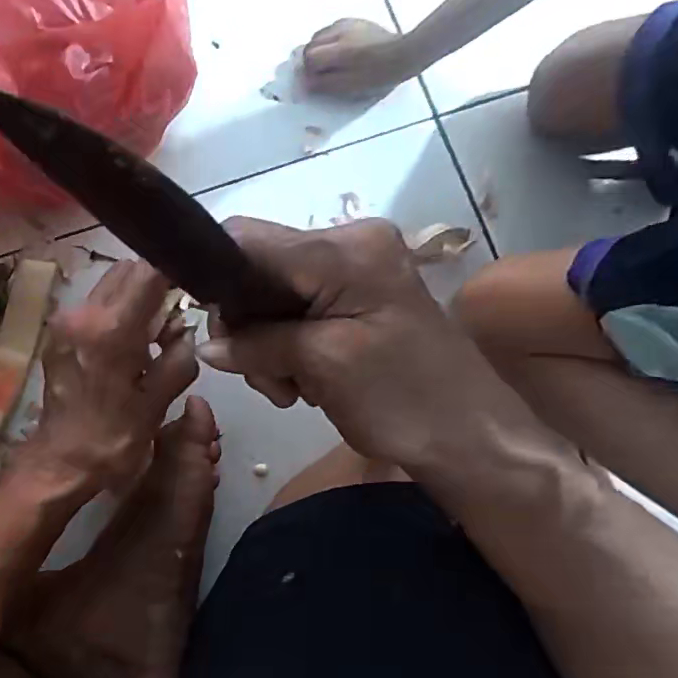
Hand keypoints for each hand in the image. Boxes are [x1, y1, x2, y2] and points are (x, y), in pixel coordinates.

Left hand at [17, 260, 197, 495]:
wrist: (61, 461)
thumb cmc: (112, 438)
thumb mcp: (158, 403)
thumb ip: (178, 356)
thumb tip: (184, 330)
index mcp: (110, 330)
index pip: (148, 273)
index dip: (174, 273)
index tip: (193, 285)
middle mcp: (82, 315)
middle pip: (127, 271)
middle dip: (154, 285)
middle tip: (172, 319)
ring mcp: (64, 322)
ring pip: (109, 284)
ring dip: (134, 298)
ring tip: (151, 335)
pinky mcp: (57, 333)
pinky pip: (94, 305)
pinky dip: (115, 312)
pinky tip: (127, 344)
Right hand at [198, 217, 535, 467]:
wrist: (471, 438)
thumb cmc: (404, 399)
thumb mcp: (321, 364)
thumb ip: (256, 343)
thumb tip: (206, 346)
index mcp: (344, 249)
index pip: (246, 238)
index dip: (215, 276)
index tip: (210, 328)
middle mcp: (347, 244)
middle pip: (254, 269)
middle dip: (245, 324)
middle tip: (260, 374)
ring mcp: (351, 270)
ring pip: (267, 296)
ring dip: (263, 344)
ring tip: (288, 387)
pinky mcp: (352, 297)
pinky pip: (290, 312)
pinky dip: (282, 347)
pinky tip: (301, 380)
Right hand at [302, 19, 422, 95]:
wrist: (404, 54)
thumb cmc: (377, 74)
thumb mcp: (349, 85)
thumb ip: (323, 83)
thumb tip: (304, 81)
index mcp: (339, 49)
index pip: (309, 56)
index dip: (309, 70)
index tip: (317, 80)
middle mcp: (340, 32)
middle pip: (311, 44)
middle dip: (311, 59)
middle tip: (322, 71)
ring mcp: (347, 24)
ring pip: (319, 35)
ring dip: (319, 49)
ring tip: (331, 60)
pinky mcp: (354, 21)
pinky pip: (331, 29)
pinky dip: (329, 40)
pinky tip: (339, 49)